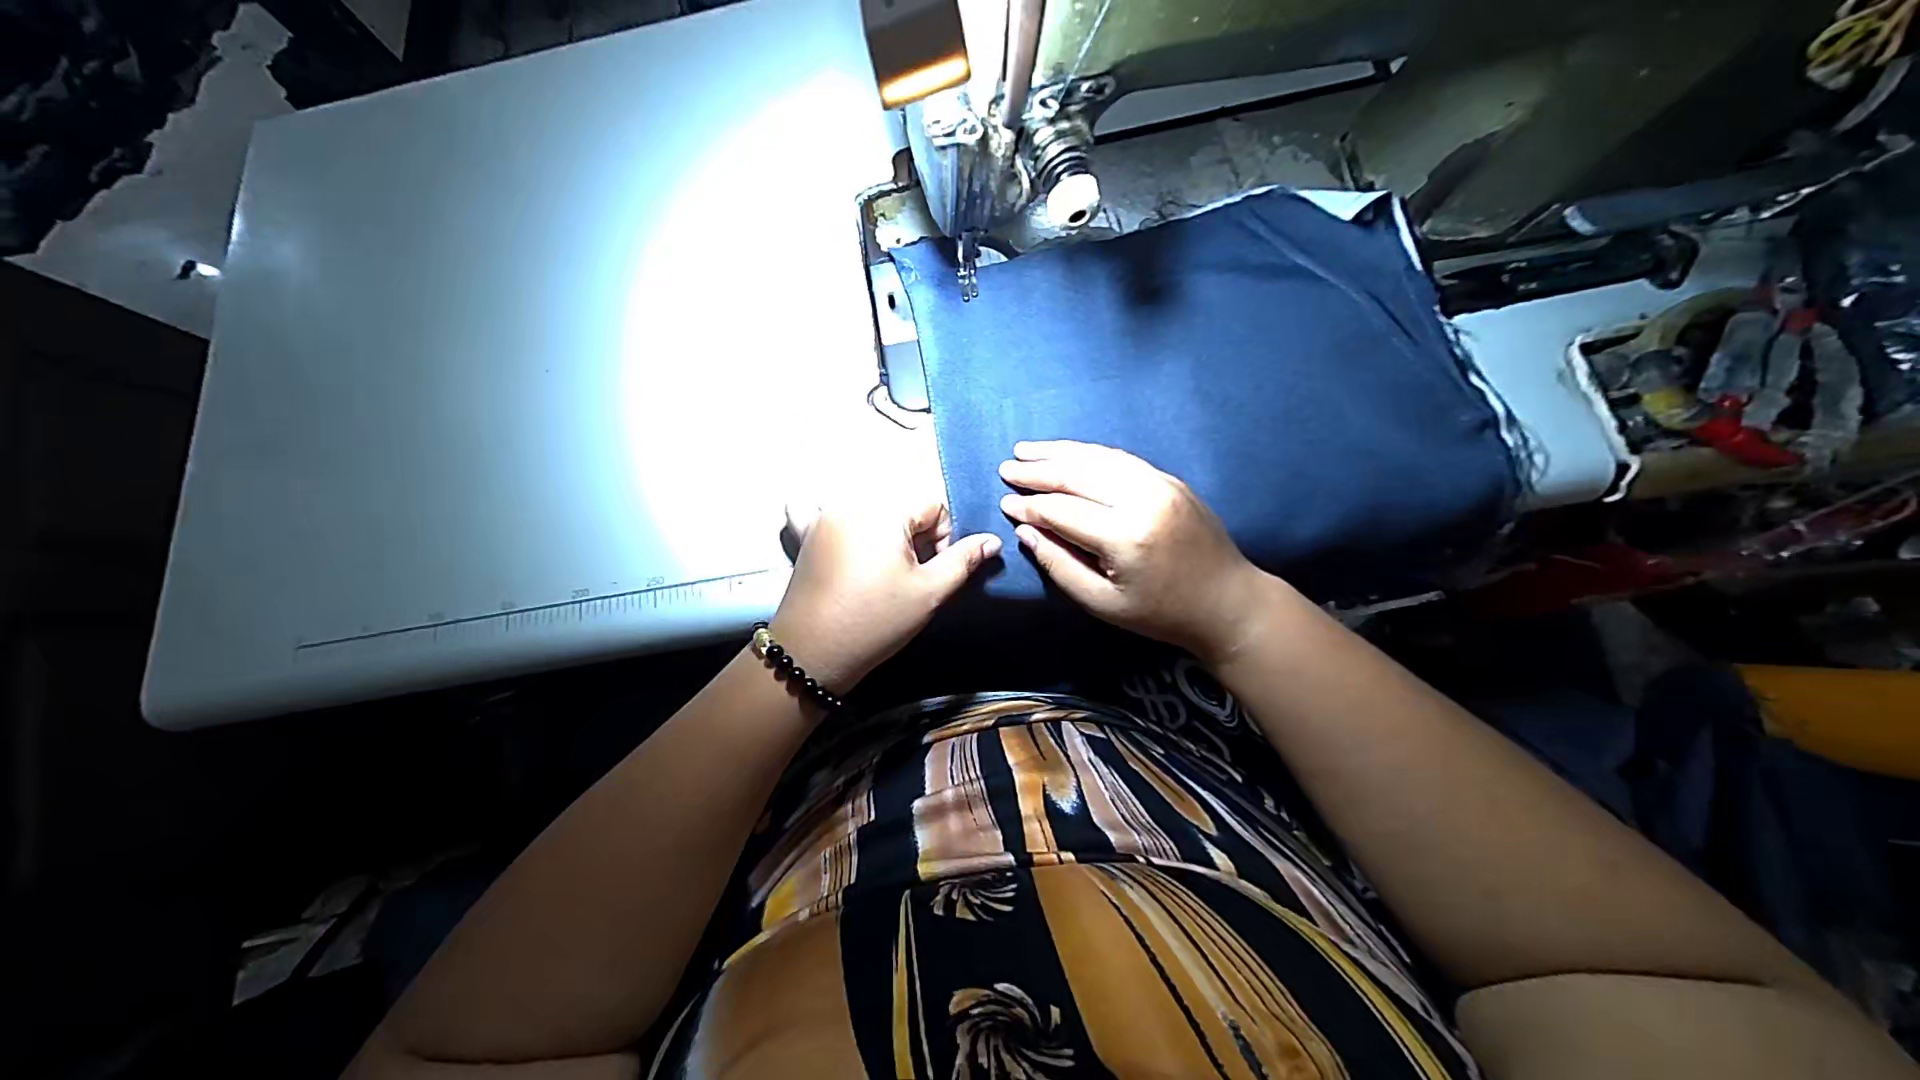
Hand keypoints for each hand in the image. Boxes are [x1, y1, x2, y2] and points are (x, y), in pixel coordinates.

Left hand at [769, 498, 999, 694]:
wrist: (813, 653)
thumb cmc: (875, 621)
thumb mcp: (930, 593)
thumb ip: (964, 560)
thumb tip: (992, 540)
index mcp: (885, 510)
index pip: (934, 506)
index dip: (943, 540)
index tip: (932, 572)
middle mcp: (852, 503)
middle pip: (902, 506)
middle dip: (913, 537)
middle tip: (907, 577)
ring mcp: (822, 517)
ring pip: (867, 508)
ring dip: (880, 531)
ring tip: (879, 570)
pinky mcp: (804, 535)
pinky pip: (812, 508)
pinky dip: (828, 518)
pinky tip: (837, 538)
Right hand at [998, 440, 1292, 663]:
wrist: (1228, 602)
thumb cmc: (1160, 613)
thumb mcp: (1102, 603)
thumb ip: (1059, 565)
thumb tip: (1025, 531)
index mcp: (1126, 536)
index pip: (1063, 510)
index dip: (1030, 507)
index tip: (1005, 504)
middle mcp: (1143, 499)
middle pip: (1078, 474)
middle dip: (1038, 471)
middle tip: (1006, 467)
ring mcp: (1161, 484)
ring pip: (1099, 458)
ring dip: (1060, 452)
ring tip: (1027, 450)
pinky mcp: (1170, 480)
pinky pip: (1121, 459)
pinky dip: (1089, 454)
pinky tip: (1069, 455)